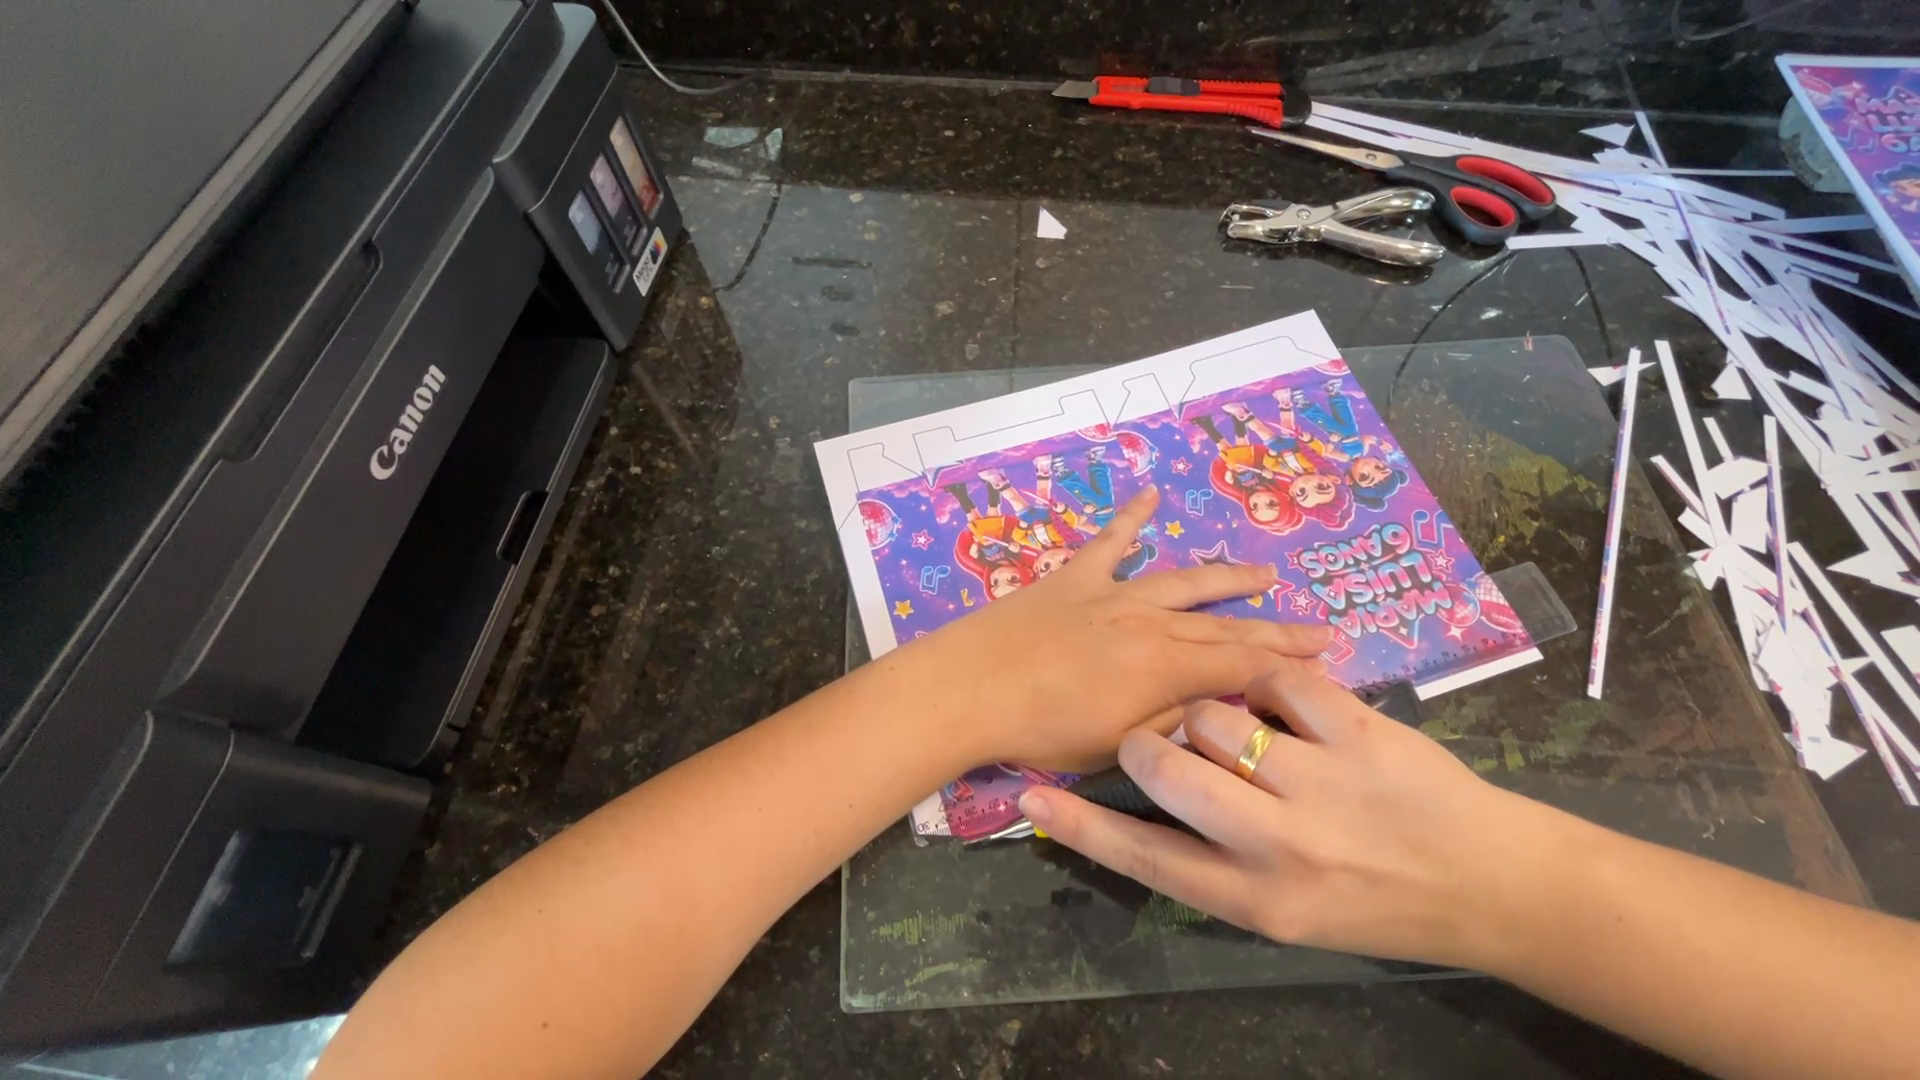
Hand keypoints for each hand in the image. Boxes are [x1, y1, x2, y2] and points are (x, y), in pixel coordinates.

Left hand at [892, 486, 1331, 772]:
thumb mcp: (1119, 744)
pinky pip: (1108, 543)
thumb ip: (1173, 721)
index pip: (1242, 666)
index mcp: (1165, 667)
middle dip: (1275, 630)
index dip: (1286, 668)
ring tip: (1265, 572)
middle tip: (1321, 628)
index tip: (1326, 662)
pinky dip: (1129, 519)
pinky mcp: (1073, 579)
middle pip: (1224, 625)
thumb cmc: (1042, 731)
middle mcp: (1150, 622)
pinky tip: (1150, 497)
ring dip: (1226, 578)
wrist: (969, 690)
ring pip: (1183, 582)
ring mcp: (1112, 594)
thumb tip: (1217, 706)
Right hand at [1018, 666, 1571, 970]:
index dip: (1081, 828)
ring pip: (1213, 714)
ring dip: (1210, 712)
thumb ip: (1212, 859)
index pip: (1145, 859)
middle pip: (1165, 765)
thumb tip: (1149, 793)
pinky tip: (1285, 702)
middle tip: (1161, 740)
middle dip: (1147, 742)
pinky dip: (1267, 681)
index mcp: (1254, 899)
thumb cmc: (1379, 906)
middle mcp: (1280, 845)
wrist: (1496, 888)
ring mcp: (1323, 785)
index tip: (1032, 801)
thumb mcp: (1286, 911)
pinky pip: (1278, 681)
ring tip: (1241, 726)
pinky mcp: (1361, 733)